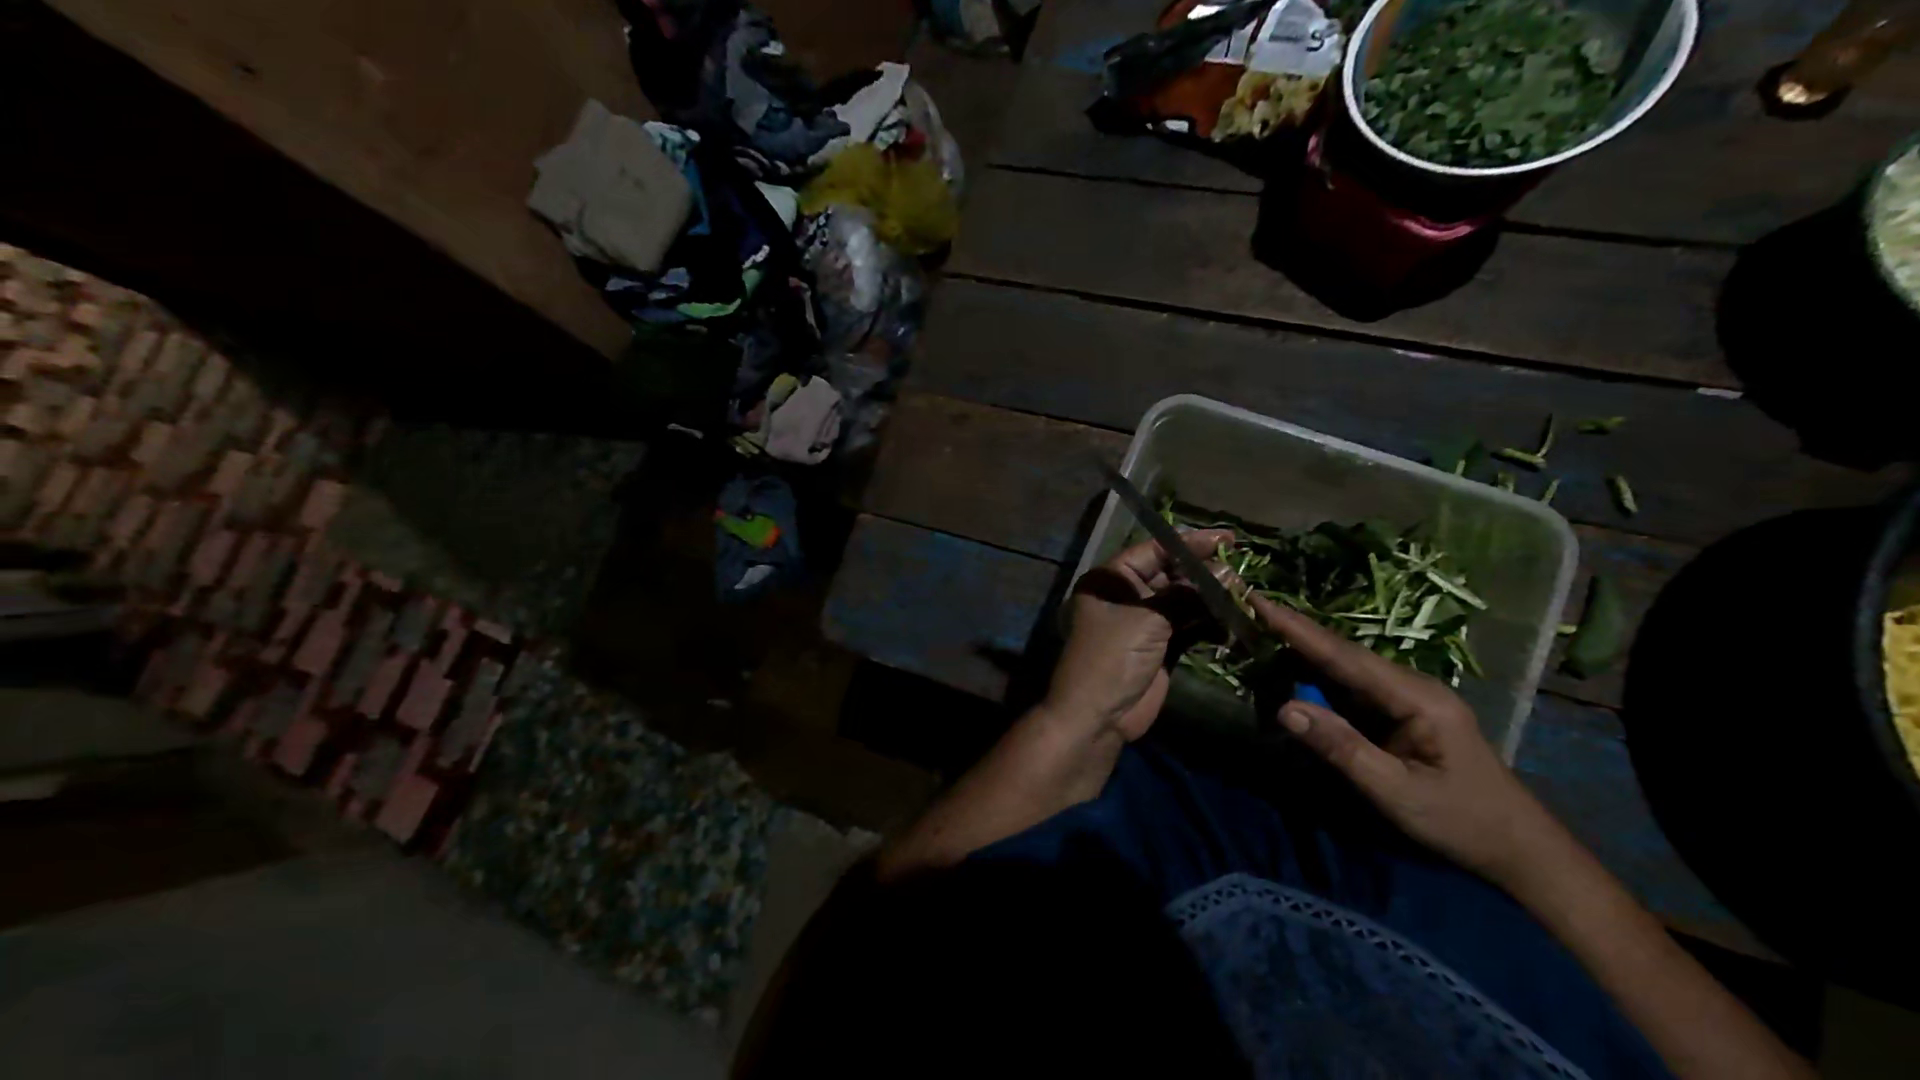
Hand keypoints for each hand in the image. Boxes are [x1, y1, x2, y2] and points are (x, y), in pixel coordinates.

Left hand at [1046, 529, 1234, 740]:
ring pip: (1181, 600)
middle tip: (1240, 567)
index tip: (1226, 538)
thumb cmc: (1112, 658)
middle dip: (1203, 571)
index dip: (1189, 544)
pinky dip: (1207, 620)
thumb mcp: (1147, 620)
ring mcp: (1141, 622)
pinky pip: (1186, 624)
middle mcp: (1125, 596)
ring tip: (1242, 592)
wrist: (1098, 716)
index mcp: (1110, 580)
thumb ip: (1185, 596)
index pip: (1153, 550)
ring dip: (1209, 596)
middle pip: (1169, 574)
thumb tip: (1225, 574)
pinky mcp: (1157, 645)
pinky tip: (1233, 615)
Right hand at [1246, 592, 1563, 883]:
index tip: (1259, 601)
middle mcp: (1412, 686)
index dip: (1298, 629)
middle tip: (1249, 608)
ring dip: (1303, 649)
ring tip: (1260, 629)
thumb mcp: (1396, 791)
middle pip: (1343, 653)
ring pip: (1346, 667)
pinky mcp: (1401, 713)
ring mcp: (1408, 698)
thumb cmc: (1461, 821)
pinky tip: (1294, 666)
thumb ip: (1341, 748)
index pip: (1344, 657)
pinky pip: (1352, 686)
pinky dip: (1318, 673)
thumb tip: (1284, 708)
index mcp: (1416, 697)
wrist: (1519, 848)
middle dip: (1295, 630)